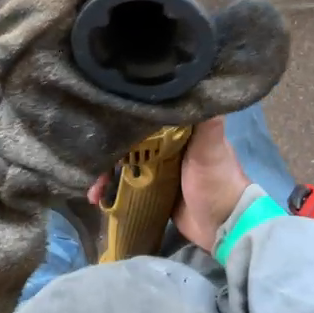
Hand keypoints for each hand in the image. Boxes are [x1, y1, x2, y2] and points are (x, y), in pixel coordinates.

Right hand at [81, 116, 249, 251]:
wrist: (225, 229)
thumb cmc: (217, 182)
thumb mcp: (211, 149)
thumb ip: (206, 122)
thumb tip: (200, 84)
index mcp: (178, 128)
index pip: (144, 114)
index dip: (123, 116)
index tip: (99, 118)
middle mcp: (164, 142)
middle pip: (128, 138)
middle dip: (107, 148)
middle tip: (88, 158)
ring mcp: (156, 166)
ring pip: (122, 161)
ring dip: (104, 172)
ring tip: (92, 189)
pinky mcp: (151, 187)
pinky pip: (124, 182)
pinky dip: (110, 188)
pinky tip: (97, 198)